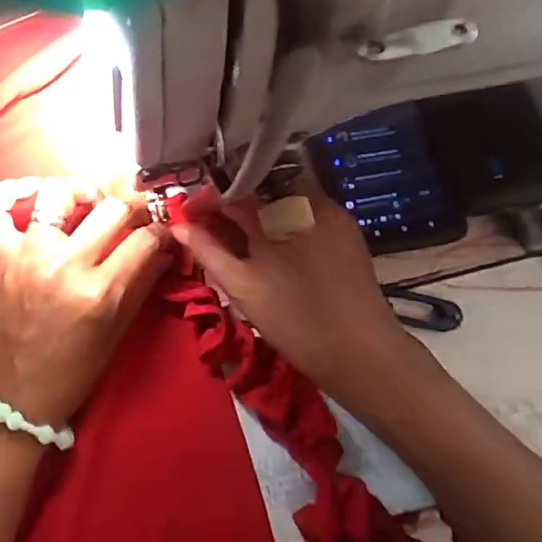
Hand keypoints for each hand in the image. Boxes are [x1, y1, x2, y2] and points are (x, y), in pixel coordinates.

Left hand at [0, 177, 171, 428]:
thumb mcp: (118, 330)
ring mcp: (27, 257)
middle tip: (138, 211)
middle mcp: (63, 266)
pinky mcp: (0, 258)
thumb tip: (166, 248)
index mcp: (98, 291)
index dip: (162, 228)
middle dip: (133, 204)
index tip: (166, 228)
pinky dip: (12, 193)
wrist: (17, 393)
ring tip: (93, 200)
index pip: (142, 239)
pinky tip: (34, 192)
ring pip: (57, 196)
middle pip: (109, 208)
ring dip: (81, 190)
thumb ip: (142, 283)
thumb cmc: (75, 369)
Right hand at [171, 180, 415, 407]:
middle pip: (260, 191)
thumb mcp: (242, 287)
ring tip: (238, 245)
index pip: (233, 189)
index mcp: (280, 209)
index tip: (187, 217)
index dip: (207, 201)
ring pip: (283, 203)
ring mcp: (333, 215)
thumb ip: (208, 251)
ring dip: (257, 216)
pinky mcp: (347, 233)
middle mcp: (310, 200)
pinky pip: (305, 217)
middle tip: (210, 233)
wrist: (361, 351)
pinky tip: (272, 252)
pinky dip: (283, 227)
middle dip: (232, 207)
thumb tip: (180, 225)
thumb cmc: (295, 320)